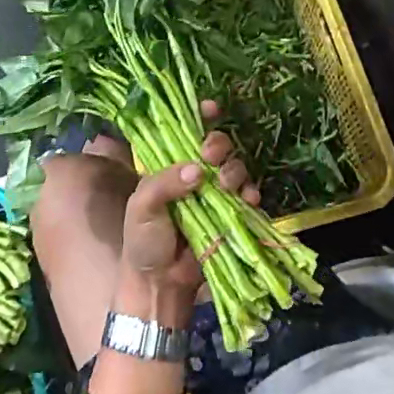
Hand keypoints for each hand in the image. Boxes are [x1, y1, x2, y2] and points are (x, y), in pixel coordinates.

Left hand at [117, 102, 260, 313]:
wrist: (160, 284)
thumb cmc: (143, 240)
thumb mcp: (142, 206)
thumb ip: (165, 183)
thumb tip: (198, 169)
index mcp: (169, 165)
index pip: (186, 131)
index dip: (200, 116)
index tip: (211, 109)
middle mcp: (194, 173)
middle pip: (216, 145)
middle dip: (218, 144)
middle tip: (210, 155)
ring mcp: (215, 194)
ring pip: (234, 167)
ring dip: (234, 169)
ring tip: (227, 184)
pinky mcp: (231, 214)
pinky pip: (248, 196)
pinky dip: (251, 194)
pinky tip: (248, 199)